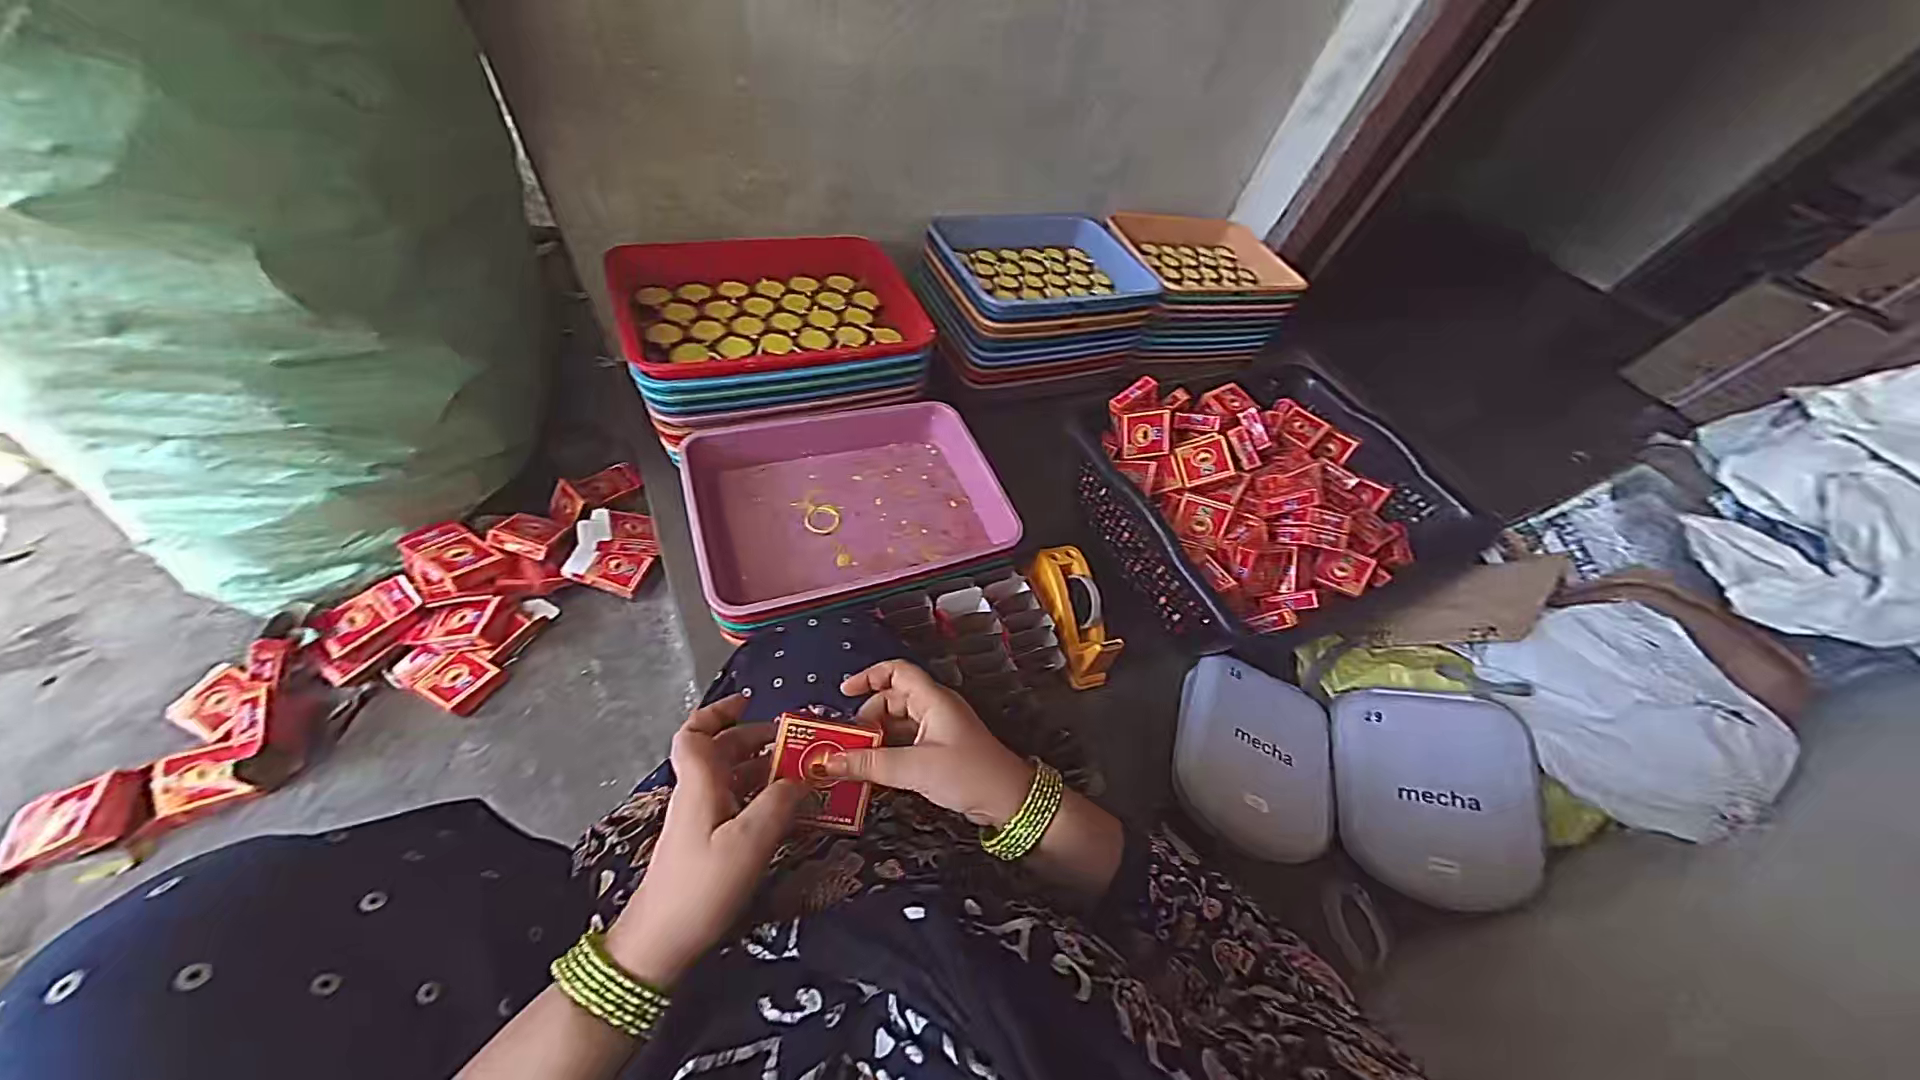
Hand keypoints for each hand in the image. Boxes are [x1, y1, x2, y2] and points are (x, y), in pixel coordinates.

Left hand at [603, 695, 803, 988]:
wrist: (660, 944)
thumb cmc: (702, 885)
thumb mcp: (751, 840)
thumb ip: (781, 801)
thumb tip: (804, 776)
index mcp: (701, 782)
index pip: (694, 732)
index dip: (718, 711)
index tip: (749, 702)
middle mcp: (698, 793)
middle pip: (722, 750)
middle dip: (757, 738)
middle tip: (794, 742)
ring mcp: (701, 818)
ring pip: (732, 776)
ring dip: (764, 767)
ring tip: (800, 773)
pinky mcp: (707, 841)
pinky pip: (736, 802)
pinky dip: (761, 795)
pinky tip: (786, 808)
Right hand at [819, 660, 1035, 828]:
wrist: (1007, 799)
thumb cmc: (969, 774)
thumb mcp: (914, 768)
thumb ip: (870, 764)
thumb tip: (830, 761)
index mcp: (932, 699)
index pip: (896, 671)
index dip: (868, 676)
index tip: (844, 692)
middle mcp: (934, 708)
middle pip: (891, 699)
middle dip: (867, 717)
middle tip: (847, 741)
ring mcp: (938, 728)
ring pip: (897, 722)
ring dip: (876, 737)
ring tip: (855, 759)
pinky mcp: (939, 748)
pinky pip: (906, 740)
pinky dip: (888, 750)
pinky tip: (874, 769)